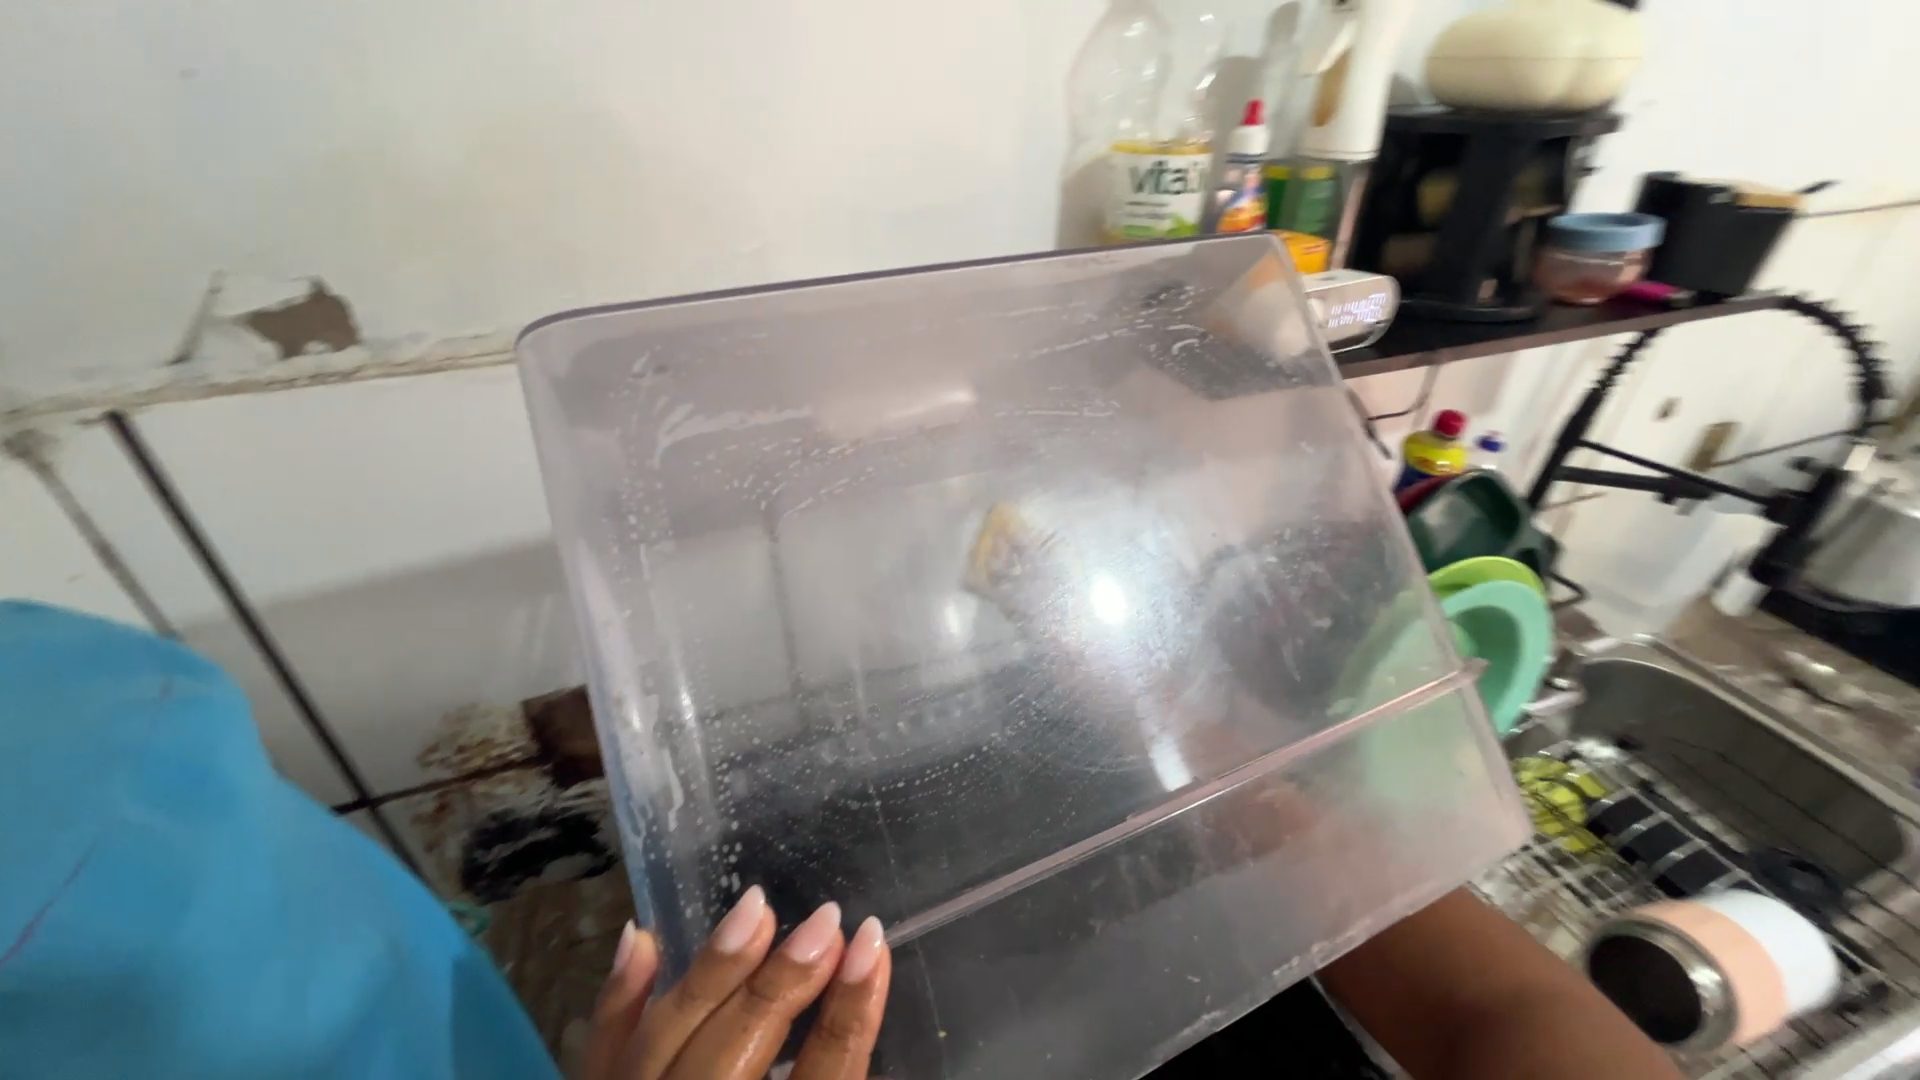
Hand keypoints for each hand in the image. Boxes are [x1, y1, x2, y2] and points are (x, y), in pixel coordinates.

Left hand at [584, 887, 891, 1079]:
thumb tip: (860, 1013)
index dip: (847, 1018)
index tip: (872, 944)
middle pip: (733, 1062)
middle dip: (780, 986)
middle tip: (827, 918)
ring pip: (661, 1046)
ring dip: (710, 973)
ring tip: (757, 906)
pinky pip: (596, 1058)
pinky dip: (616, 1001)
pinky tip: (644, 938)